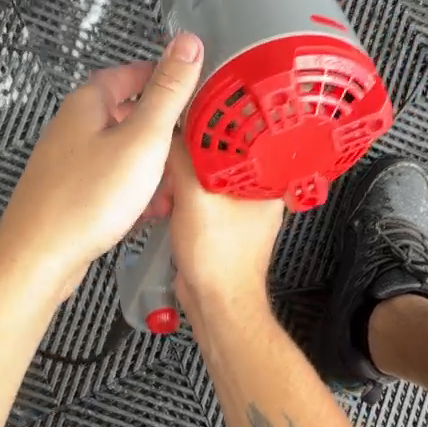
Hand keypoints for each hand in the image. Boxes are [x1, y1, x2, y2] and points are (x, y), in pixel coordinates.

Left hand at [0, 34, 206, 291]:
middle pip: (123, 114)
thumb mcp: (142, 139)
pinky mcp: (69, 196)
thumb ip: (168, 92)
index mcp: (86, 104)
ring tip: (174, 180)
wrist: (40, 257)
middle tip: (188, 136)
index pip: (128, 74)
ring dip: (148, 164)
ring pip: (118, 153)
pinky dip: (132, 192)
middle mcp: (72, 129)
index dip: (160, 78)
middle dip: (159, 127)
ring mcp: (67, 164)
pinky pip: (108, 185)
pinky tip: (147, 210)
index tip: (187, 84)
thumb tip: (187, 44)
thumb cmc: (83, 201)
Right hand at [167, 138, 285, 336]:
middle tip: (167, 171)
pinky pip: (197, 200)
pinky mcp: (221, 226)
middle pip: (215, 157)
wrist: (216, 304)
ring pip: (202, 179)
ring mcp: (238, 210)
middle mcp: (255, 191)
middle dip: (184, 162)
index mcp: (264, 178)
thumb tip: (170, 132)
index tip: (182, 123)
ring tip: (163, 196)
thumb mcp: (195, 195)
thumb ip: (182, 158)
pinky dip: (179, 200)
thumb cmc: (218, 256)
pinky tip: (164, 207)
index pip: (237, 136)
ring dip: (177, 183)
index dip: (206, 129)